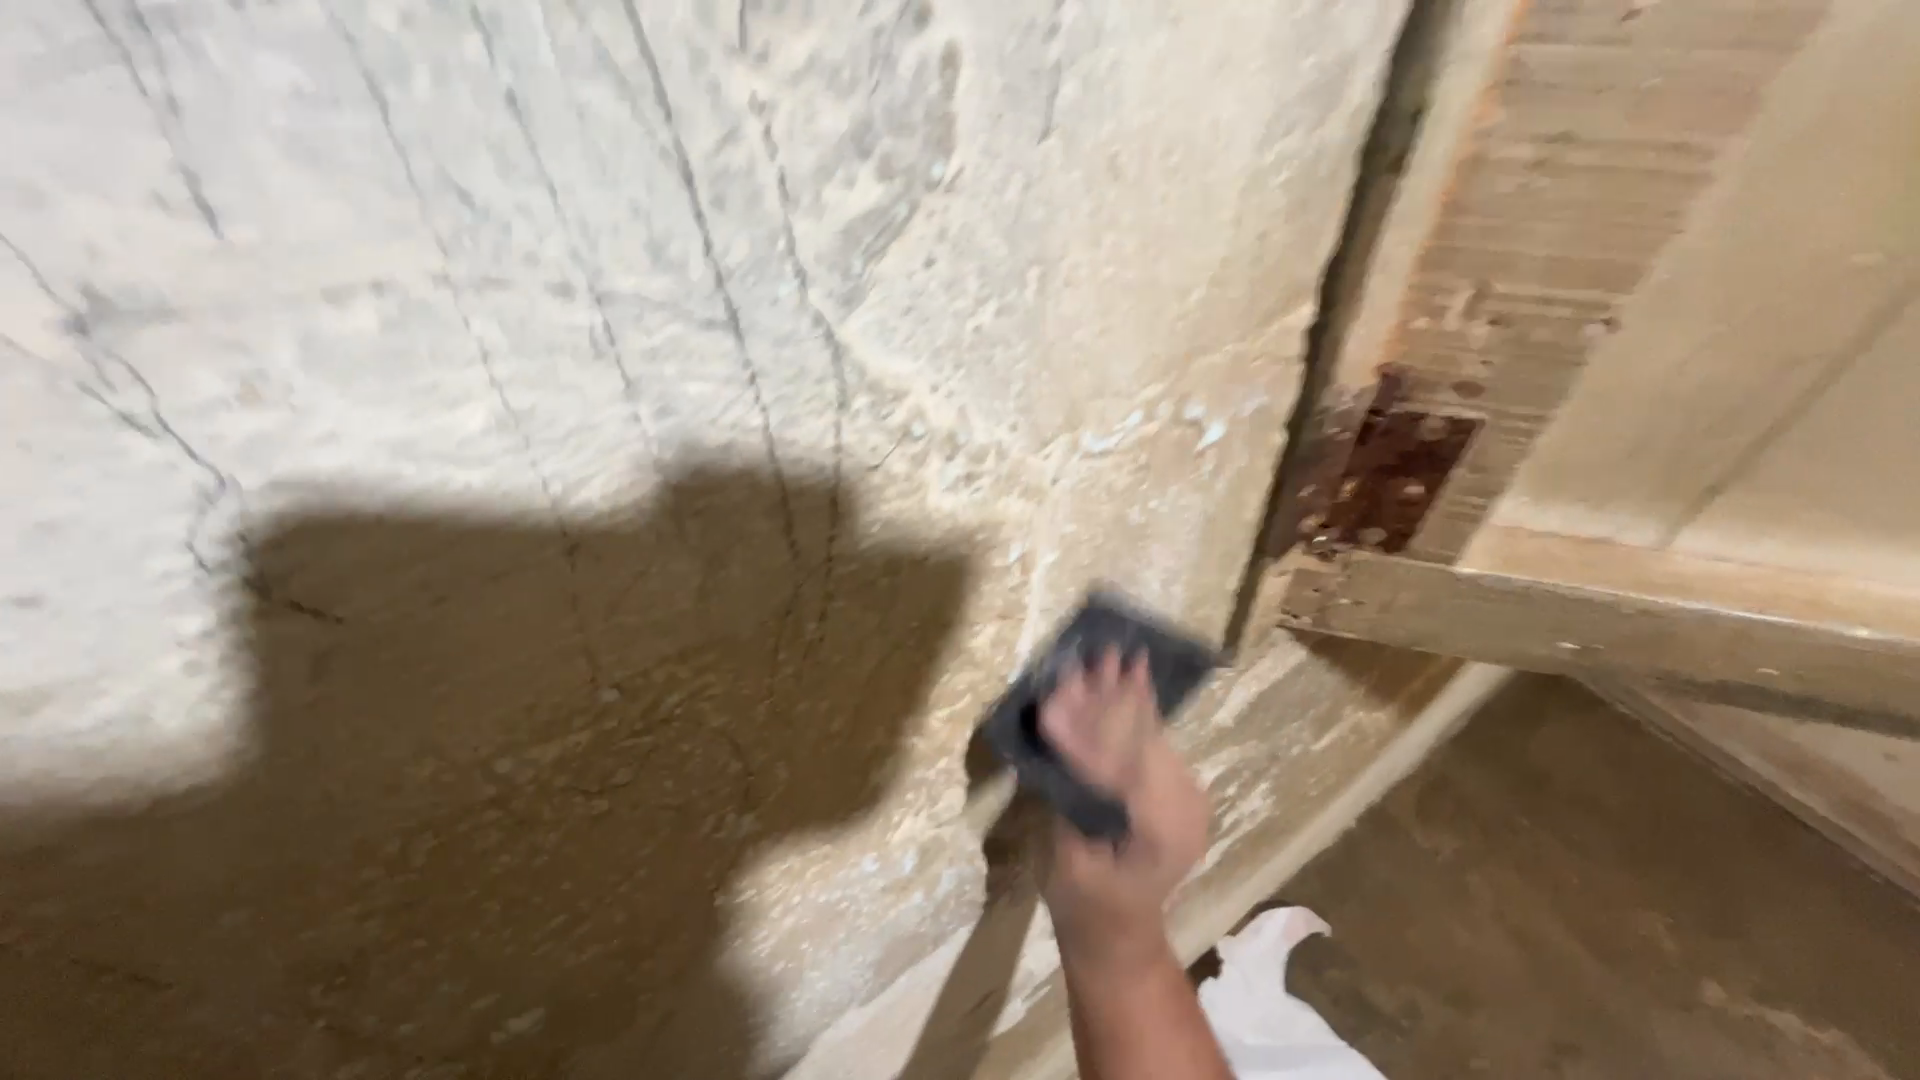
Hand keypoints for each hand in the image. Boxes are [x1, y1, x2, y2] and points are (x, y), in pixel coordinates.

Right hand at [1039, 648, 1209, 967]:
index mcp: (1163, 835)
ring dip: (1122, 696)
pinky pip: (1153, 743)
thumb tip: (1053, 729)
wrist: (1120, 930)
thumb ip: (1067, 791)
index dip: (1089, 729)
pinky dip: (1133, 712)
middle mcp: (1189, 809)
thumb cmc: (1085, 902)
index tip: (1057, 697)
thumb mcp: (1068, 854)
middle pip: (1144, 740)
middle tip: (1093, 654)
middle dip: (1111, 699)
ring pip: (1151, 734)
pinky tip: (1124, 677)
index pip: (1124, 767)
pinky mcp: (1181, 786)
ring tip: (1105, 655)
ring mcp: (1191, 796)